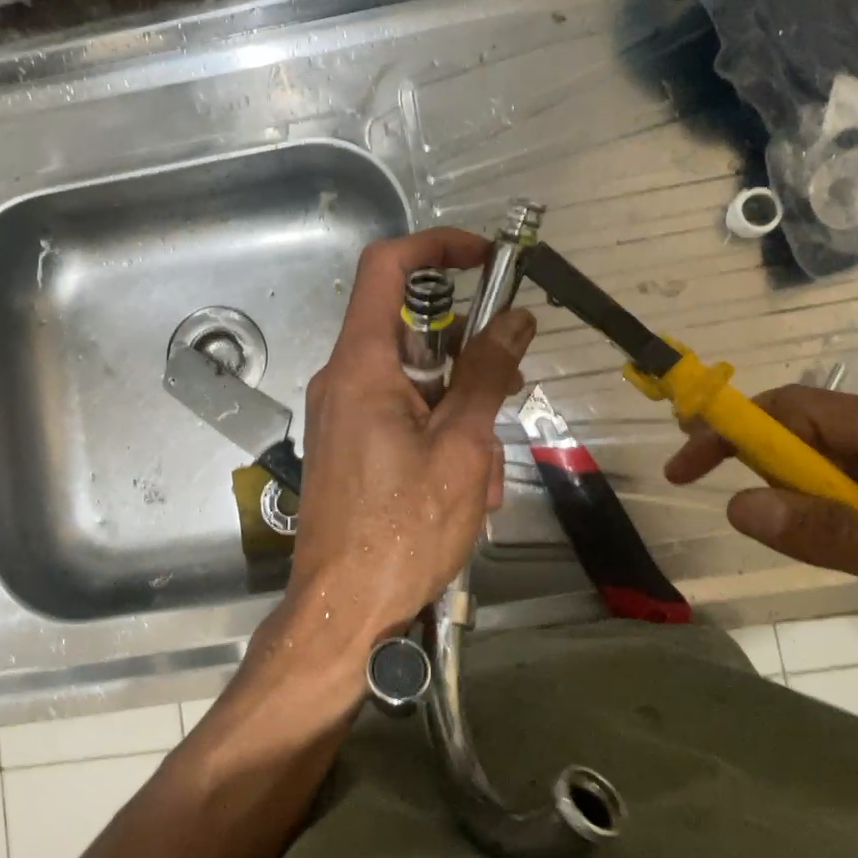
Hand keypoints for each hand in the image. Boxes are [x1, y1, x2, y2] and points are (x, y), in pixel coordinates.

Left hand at [278, 228, 534, 648]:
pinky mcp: (349, 450)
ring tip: (485, 477)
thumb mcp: (461, 448)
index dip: (437, 246)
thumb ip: (486, 376)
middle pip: (412, 334)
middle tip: (510, 394)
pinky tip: (466, 493)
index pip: (387, 267)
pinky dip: (440, 441)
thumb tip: (516, 319)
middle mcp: (342, 381)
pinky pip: (401, 422)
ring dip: (462, 417)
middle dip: (469, 361)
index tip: (487, 259)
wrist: (344, 610)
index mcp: (360, 366)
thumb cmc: (403, 531)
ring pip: (416, 386)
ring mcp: (342, 418)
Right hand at [664, 386, 857, 689]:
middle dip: (751, 453)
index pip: (798, 409)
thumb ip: (824, 532)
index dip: (731, 428)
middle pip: (809, 425)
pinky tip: (818, 537)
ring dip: (787, 484)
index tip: (684, 462)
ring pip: (831, 457)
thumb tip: (735, 504)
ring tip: (769, 527)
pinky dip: (821, 504)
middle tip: (706, 489)